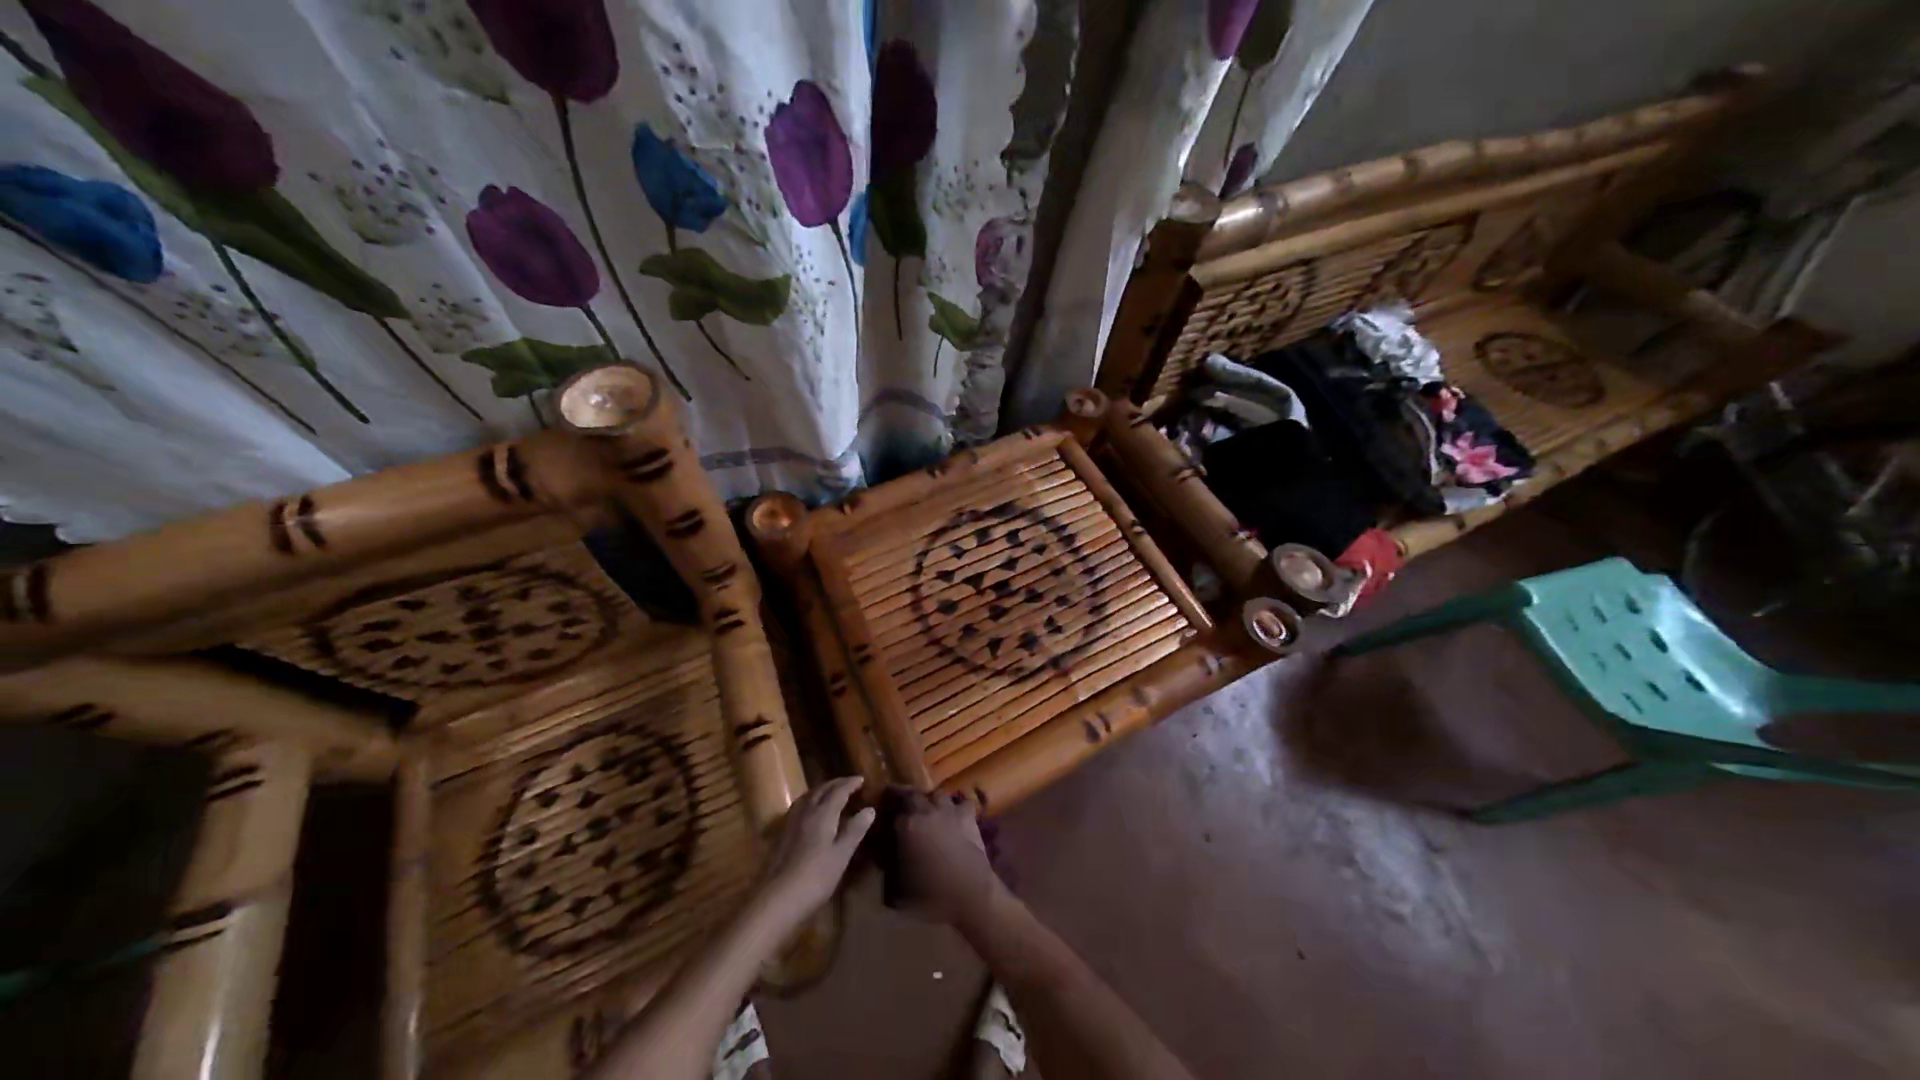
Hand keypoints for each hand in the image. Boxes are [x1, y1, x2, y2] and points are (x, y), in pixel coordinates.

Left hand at [755, 777, 872, 935]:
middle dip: (836, 783)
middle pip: (821, 790)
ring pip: (808, 797)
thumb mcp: (841, 855)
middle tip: (850, 782)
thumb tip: (870, 809)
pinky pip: (799, 807)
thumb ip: (855, 830)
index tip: (862, 779)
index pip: (838, 791)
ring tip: (832, 792)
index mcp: (822, 814)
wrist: (777, 899)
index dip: (850, 784)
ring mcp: (791, 823)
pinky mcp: (782, 835)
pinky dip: (810, 801)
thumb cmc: (816, 877)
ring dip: (822, 790)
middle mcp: (805, 812)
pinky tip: (811, 812)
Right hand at [890, 788, 1003, 926]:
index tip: (881, 810)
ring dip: (930, 800)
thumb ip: (888, 864)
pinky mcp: (969, 818)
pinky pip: (963, 803)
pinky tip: (955, 813)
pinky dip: (958, 806)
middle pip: (912, 794)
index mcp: (907, 824)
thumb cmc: (930, 893)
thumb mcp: (897, 886)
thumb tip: (884, 853)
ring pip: (937, 794)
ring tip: (927, 808)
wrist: (970, 893)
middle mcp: (927, 811)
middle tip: (899, 803)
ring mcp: (950, 811)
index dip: (885, 809)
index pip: (890, 808)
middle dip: (904, 797)